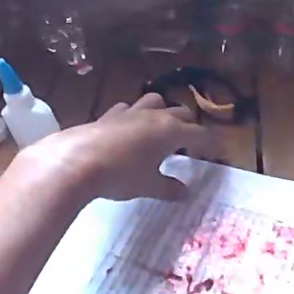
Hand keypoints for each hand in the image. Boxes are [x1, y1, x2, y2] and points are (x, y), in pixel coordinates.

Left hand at [21, 93, 219, 202]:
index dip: (211, 144)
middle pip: (181, 112)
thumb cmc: (119, 175)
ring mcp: (129, 112)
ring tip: (160, 131)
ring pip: (155, 101)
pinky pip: (128, 109)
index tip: (218, 153)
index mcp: (171, 130)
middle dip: (189, 126)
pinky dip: (134, 116)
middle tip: (189, 145)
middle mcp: (153, 115)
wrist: (75, 162)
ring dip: (163, 112)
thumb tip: (184, 192)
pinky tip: (128, 129)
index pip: (200, 134)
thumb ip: (168, 187)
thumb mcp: (148, 186)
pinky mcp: (107, 115)